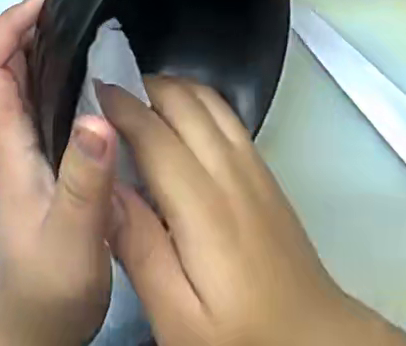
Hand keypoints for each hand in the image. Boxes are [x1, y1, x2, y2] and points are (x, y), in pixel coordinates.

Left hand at [0, 0, 120, 345]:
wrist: (32, 328)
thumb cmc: (46, 286)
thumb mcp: (73, 237)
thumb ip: (85, 182)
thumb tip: (98, 116)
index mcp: (7, 147)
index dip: (6, 31)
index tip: (39, 4)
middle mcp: (9, 140)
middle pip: (0, 69)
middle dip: (22, 29)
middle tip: (64, 5)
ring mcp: (21, 152)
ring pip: (19, 86)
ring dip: (38, 49)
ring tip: (77, 28)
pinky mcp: (39, 165)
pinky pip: (39, 106)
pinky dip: (54, 78)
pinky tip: (87, 79)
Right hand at [100, 76, 405, 345]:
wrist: (318, 345)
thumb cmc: (241, 336)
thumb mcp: (179, 319)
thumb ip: (139, 249)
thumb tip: (105, 188)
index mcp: (203, 204)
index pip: (153, 131)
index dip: (118, 105)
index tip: (87, 91)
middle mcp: (229, 170)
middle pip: (181, 99)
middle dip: (140, 86)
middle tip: (106, 97)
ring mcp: (252, 165)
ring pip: (206, 98)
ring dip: (168, 88)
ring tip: (137, 103)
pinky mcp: (264, 171)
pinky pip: (224, 113)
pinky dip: (193, 100)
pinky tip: (176, 121)